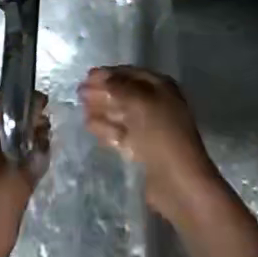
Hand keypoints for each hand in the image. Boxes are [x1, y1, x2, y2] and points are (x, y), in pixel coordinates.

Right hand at [77, 66, 225, 220]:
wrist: (178, 182)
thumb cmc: (162, 135)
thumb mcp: (141, 103)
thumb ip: (120, 87)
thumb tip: (101, 77)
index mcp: (161, 87)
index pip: (131, 74)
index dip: (109, 74)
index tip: (86, 76)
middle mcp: (156, 104)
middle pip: (125, 92)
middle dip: (102, 90)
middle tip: (79, 92)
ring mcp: (149, 127)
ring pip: (121, 112)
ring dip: (101, 107)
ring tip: (80, 106)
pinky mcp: (142, 149)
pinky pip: (120, 132)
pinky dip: (105, 127)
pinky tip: (88, 124)